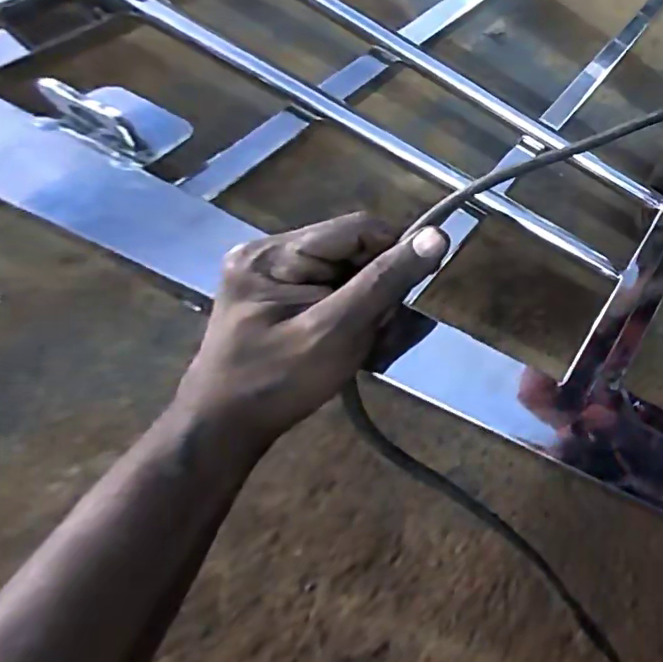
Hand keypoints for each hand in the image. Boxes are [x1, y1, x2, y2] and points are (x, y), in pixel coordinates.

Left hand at [174, 213, 448, 446]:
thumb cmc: (278, 381)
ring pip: (361, 272)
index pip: (363, 229)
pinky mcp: (288, 295)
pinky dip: (364, 314)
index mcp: (274, 254)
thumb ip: (388, 279)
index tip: (409, 296)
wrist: (224, 432)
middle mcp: (274, 254)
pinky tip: (359, 341)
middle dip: (385, 290)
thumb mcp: (339, 328)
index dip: (398, 255)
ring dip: (378, 307)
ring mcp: (279, 275)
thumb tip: (438, 236)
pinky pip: (347, 289)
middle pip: (362, 251)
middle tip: (383, 331)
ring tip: (371, 343)